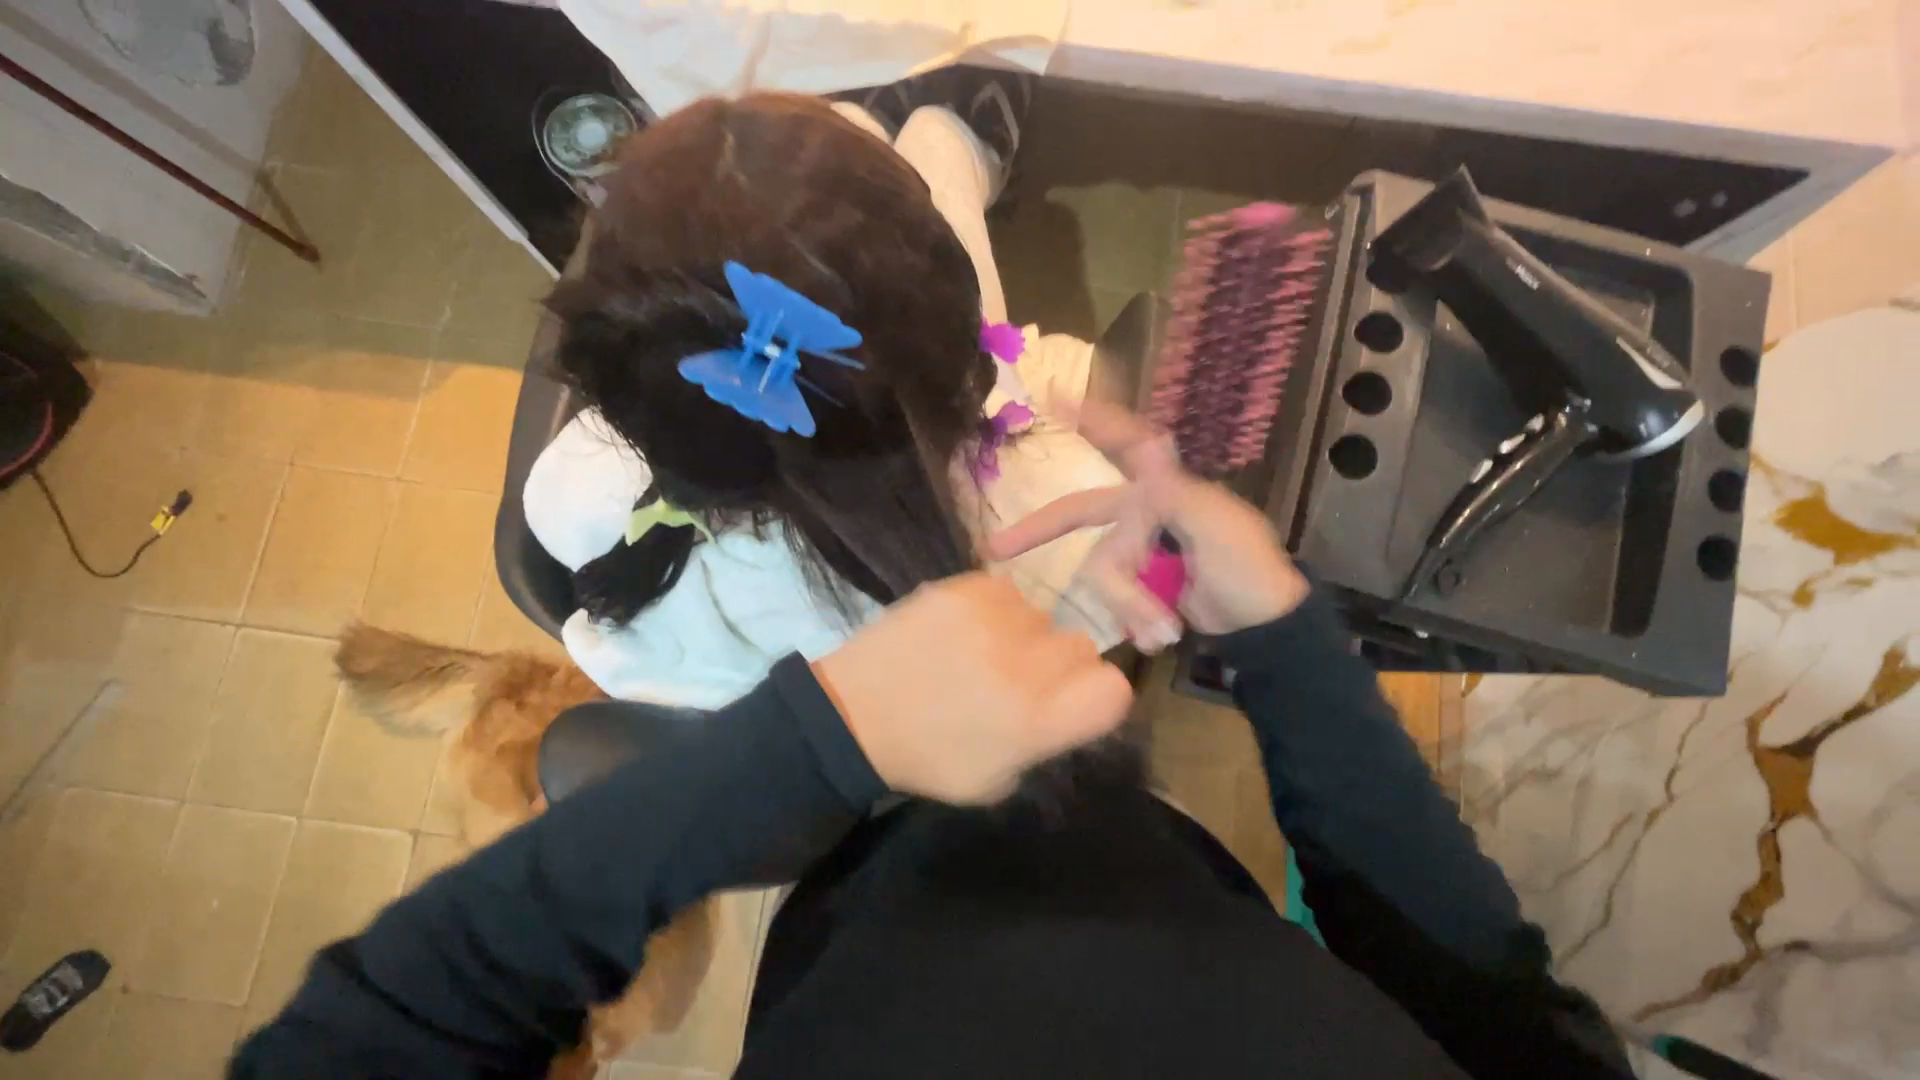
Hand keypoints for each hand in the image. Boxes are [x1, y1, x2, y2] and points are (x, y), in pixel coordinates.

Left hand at [812, 573, 1133, 803]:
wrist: (853, 712)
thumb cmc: (927, 757)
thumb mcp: (997, 779)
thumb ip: (1047, 741)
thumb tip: (1073, 702)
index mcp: (1035, 722)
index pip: (1114, 689)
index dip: (1102, 694)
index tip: (1074, 699)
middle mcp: (1023, 666)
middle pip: (1083, 648)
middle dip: (1060, 666)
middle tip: (1019, 679)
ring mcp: (992, 621)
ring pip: (1045, 616)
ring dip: (1026, 636)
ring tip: (982, 653)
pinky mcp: (963, 588)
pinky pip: (1010, 591)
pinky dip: (996, 610)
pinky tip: (966, 630)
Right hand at [987, 402, 1308, 643]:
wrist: (1261, 627)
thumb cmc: (1248, 568)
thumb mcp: (1218, 525)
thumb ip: (1174, 491)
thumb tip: (1145, 449)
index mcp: (1165, 487)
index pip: (1125, 443)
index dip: (1091, 419)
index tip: (1052, 397)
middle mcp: (1143, 510)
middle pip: (1080, 515)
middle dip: (1040, 530)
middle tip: (996, 548)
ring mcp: (1137, 549)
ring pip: (1100, 570)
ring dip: (1131, 605)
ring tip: (1165, 630)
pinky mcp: (1136, 584)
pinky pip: (1110, 596)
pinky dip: (1133, 618)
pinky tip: (1159, 635)